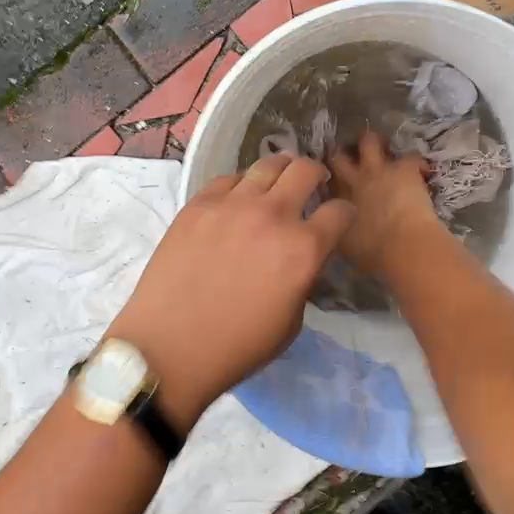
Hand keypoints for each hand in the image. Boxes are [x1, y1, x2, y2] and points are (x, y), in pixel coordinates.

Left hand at [106, 155, 353, 429]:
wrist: (168, 348)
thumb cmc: (236, 348)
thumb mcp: (291, 322)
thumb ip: (304, 277)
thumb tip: (304, 256)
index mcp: (303, 250)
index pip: (340, 211)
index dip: (344, 213)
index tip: (338, 217)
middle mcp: (273, 216)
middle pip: (306, 171)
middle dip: (317, 175)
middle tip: (313, 184)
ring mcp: (233, 204)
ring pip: (268, 164)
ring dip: (281, 170)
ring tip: (278, 181)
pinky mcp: (200, 203)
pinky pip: (229, 179)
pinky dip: (241, 186)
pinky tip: (238, 199)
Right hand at [327, 129, 442, 275]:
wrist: (404, 245)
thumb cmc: (372, 253)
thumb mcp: (344, 246)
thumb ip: (336, 229)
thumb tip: (332, 226)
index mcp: (337, 199)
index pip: (324, 181)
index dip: (325, 176)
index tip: (328, 176)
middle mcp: (354, 179)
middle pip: (339, 156)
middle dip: (342, 153)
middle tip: (349, 155)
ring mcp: (379, 169)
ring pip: (369, 141)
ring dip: (374, 141)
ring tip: (381, 145)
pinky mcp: (404, 168)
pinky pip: (411, 156)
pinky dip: (415, 162)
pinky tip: (420, 169)